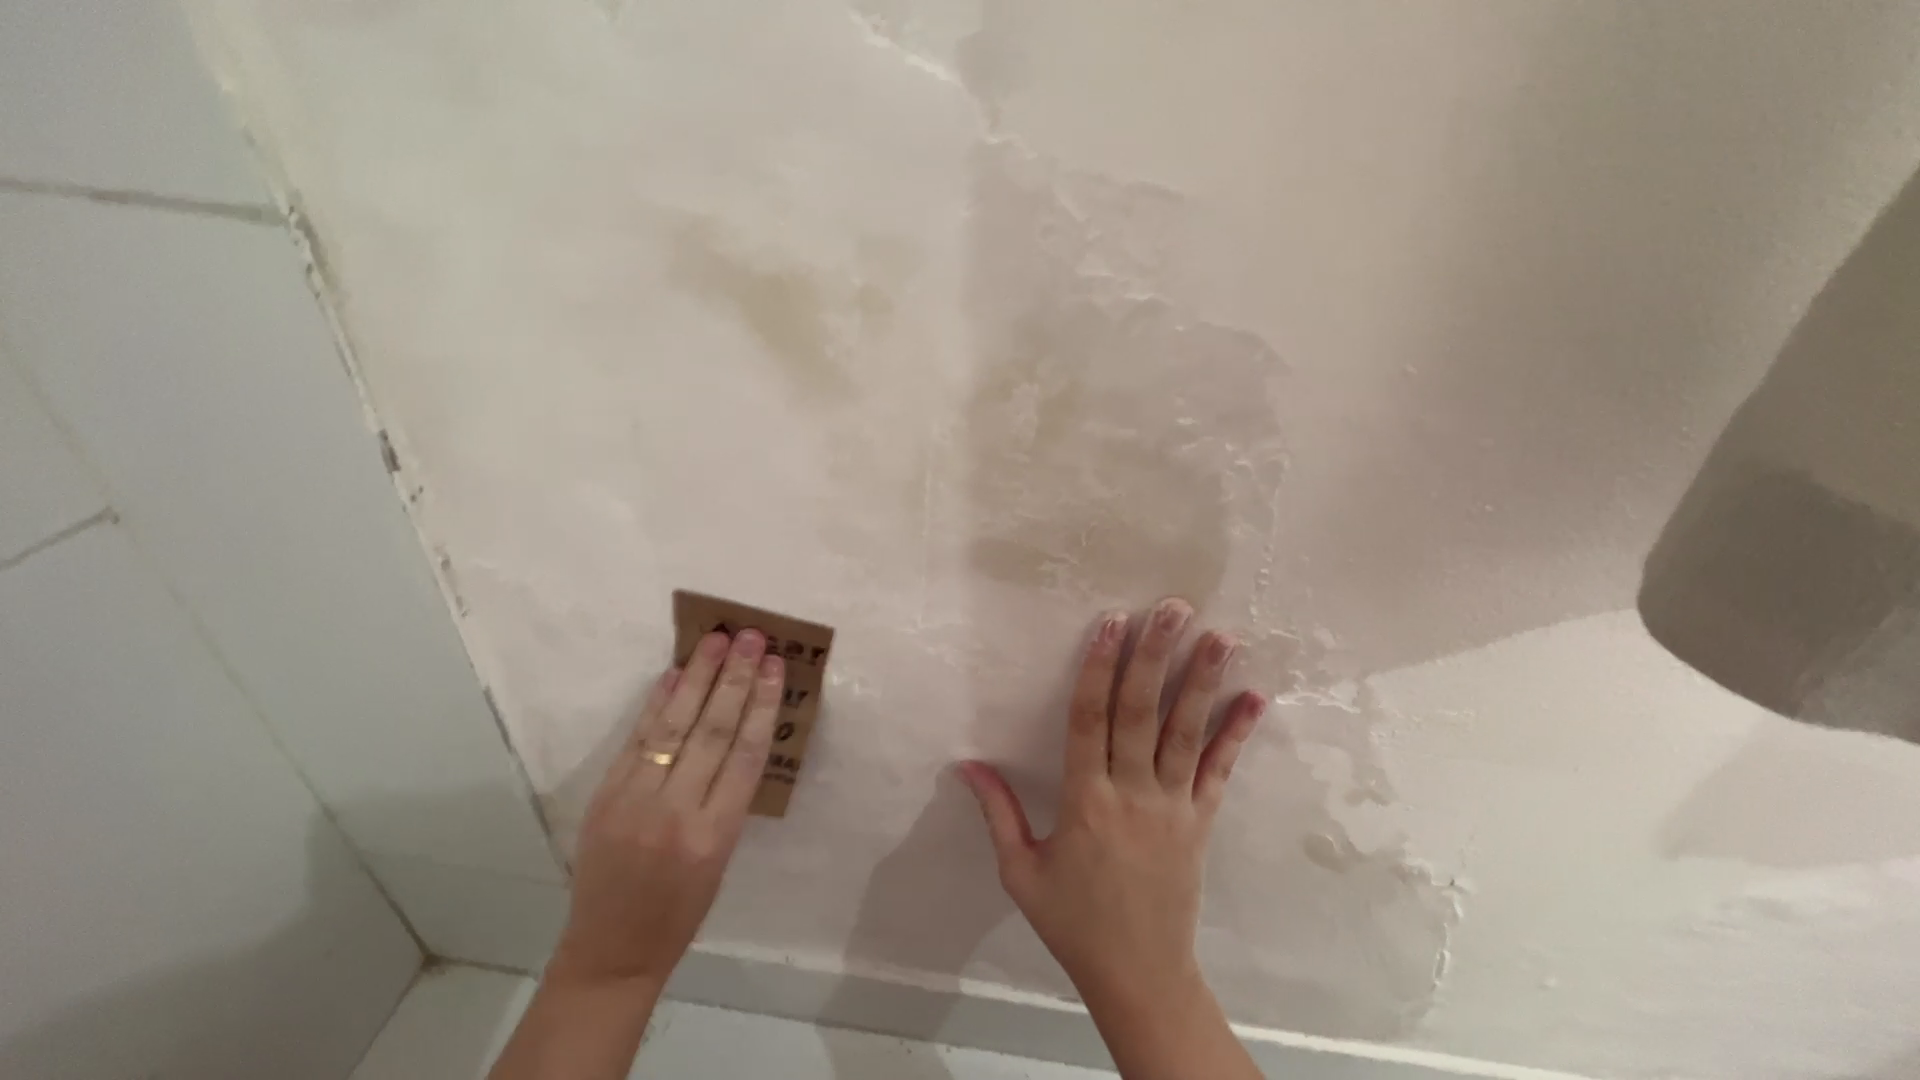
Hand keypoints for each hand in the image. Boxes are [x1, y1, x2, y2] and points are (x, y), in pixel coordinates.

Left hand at [548, 629, 785, 990]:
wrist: (612, 949)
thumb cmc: (682, 912)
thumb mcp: (721, 861)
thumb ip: (727, 800)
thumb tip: (735, 735)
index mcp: (715, 834)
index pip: (745, 754)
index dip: (762, 704)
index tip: (774, 665)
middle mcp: (676, 812)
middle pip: (712, 730)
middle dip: (734, 678)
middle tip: (751, 636)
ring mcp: (635, 801)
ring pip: (673, 726)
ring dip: (696, 677)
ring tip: (716, 640)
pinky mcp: (604, 796)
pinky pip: (637, 741)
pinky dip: (656, 705)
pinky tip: (672, 675)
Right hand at [959, 599, 1264, 1010]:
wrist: (1140, 974)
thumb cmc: (1073, 922)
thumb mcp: (1021, 871)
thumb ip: (996, 812)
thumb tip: (965, 765)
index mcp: (1084, 802)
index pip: (1089, 721)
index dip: (1098, 668)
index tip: (1110, 623)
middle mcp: (1132, 795)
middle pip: (1141, 713)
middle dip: (1154, 656)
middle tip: (1170, 608)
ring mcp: (1174, 807)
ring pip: (1186, 733)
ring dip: (1202, 681)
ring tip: (1219, 636)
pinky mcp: (1201, 822)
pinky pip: (1220, 771)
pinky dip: (1237, 733)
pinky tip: (1254, 697)